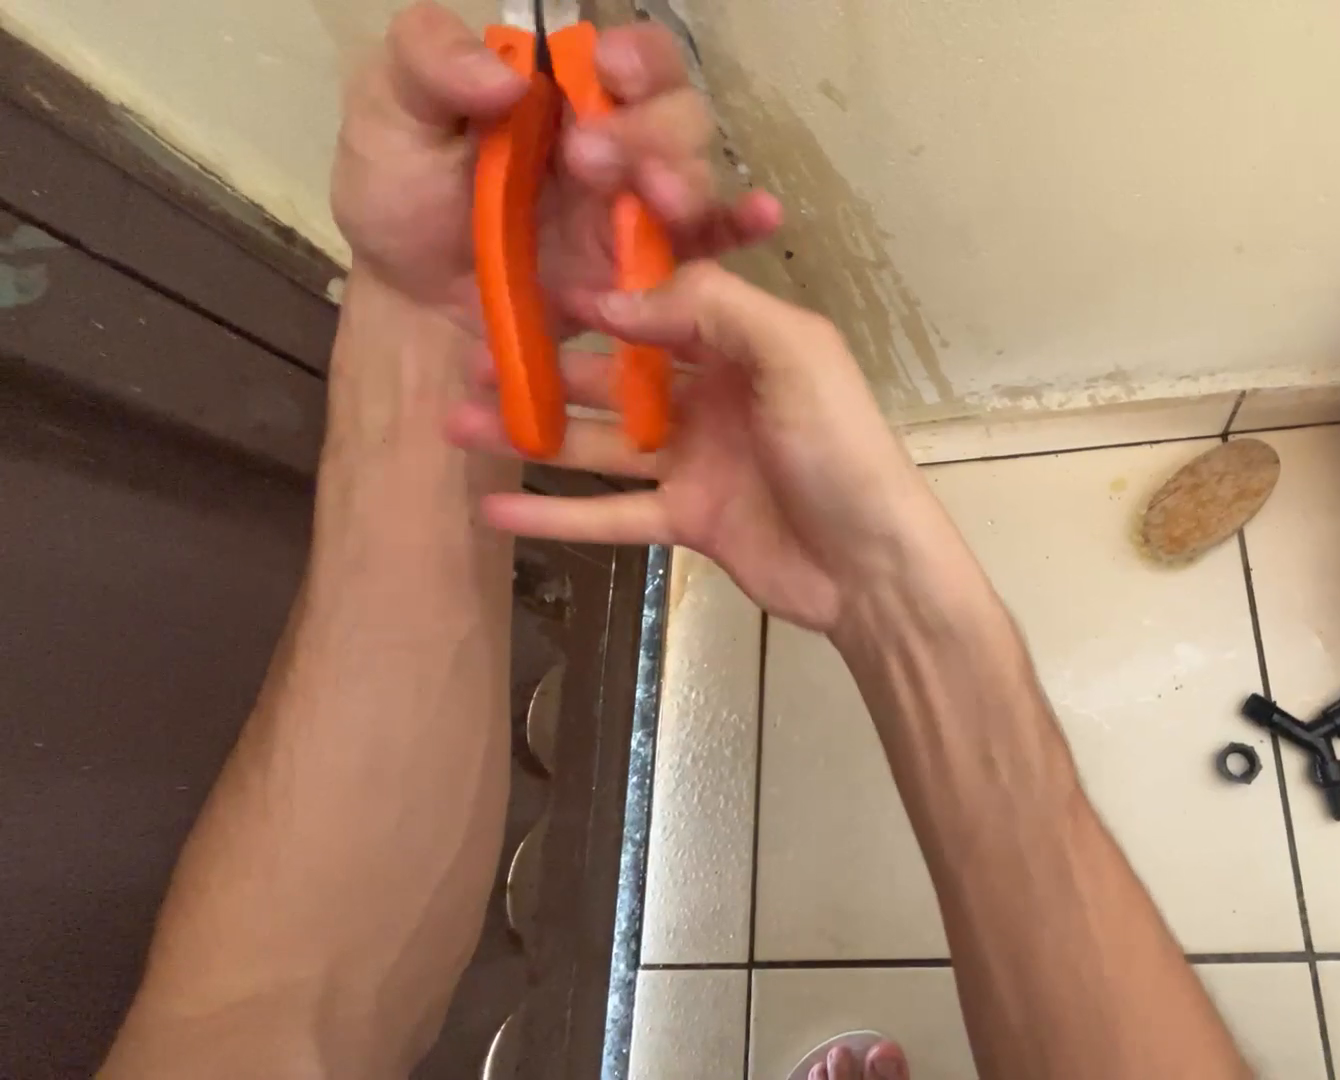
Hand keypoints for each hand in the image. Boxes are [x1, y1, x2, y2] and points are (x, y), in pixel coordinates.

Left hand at [330, 1, 780, 328]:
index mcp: (562, 95)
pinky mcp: (656, 273)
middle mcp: (619, 147)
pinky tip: (764, 219)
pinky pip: (713, 248)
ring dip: (686, 183)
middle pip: (679, 117)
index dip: (637, 57)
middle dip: (650, 132)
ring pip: (699, 179)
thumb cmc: (406, 206)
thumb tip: (506, 72)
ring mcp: (641, 214)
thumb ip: (427, 66)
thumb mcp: (387, 114)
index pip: (628, 58)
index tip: (607, 72)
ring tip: (655, 203)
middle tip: (593, 163)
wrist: (422, 307)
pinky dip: (742, 229)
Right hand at [447, 264, 958, 632]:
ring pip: (604, 444)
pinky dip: (559, 515)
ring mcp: (700, 463)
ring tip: (454, 422)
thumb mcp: (795, 355)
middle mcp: (716, 399)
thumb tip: (616, 301)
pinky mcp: (690, 520)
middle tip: (470, 357)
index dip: (601, 298)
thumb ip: (715, 309)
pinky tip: (493, 509)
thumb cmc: (839, 449)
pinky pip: (614, 514)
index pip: (662, 308)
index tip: (531, 292)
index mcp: (746, 349)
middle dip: (547, 366)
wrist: (868, 564)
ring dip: (535, 435)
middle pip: (618, 375)